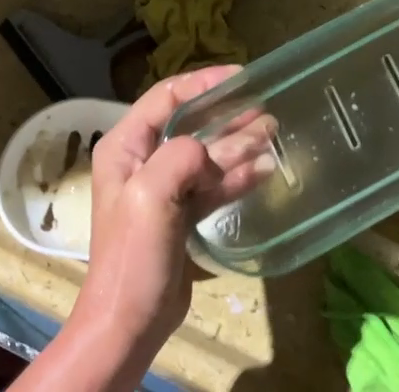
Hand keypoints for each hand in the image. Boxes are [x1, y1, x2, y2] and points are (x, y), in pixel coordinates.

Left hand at [70, 66, 268, 347]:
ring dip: (239, 144)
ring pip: (207, 154)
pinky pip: (213, 185)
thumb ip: (182, 156)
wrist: (129, 322)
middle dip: (228, 115)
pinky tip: (266, 168)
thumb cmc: (133, 255)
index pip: (166, 97)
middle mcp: (143, 161)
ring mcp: (164, 189)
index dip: (203, 82)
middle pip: (191, 124)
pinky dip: (238, 176)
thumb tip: (213, 152)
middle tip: (265, 108)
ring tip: (273, 132)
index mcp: (125, 147)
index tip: (240, 77)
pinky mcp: (182, 215)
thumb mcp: (151, 194)